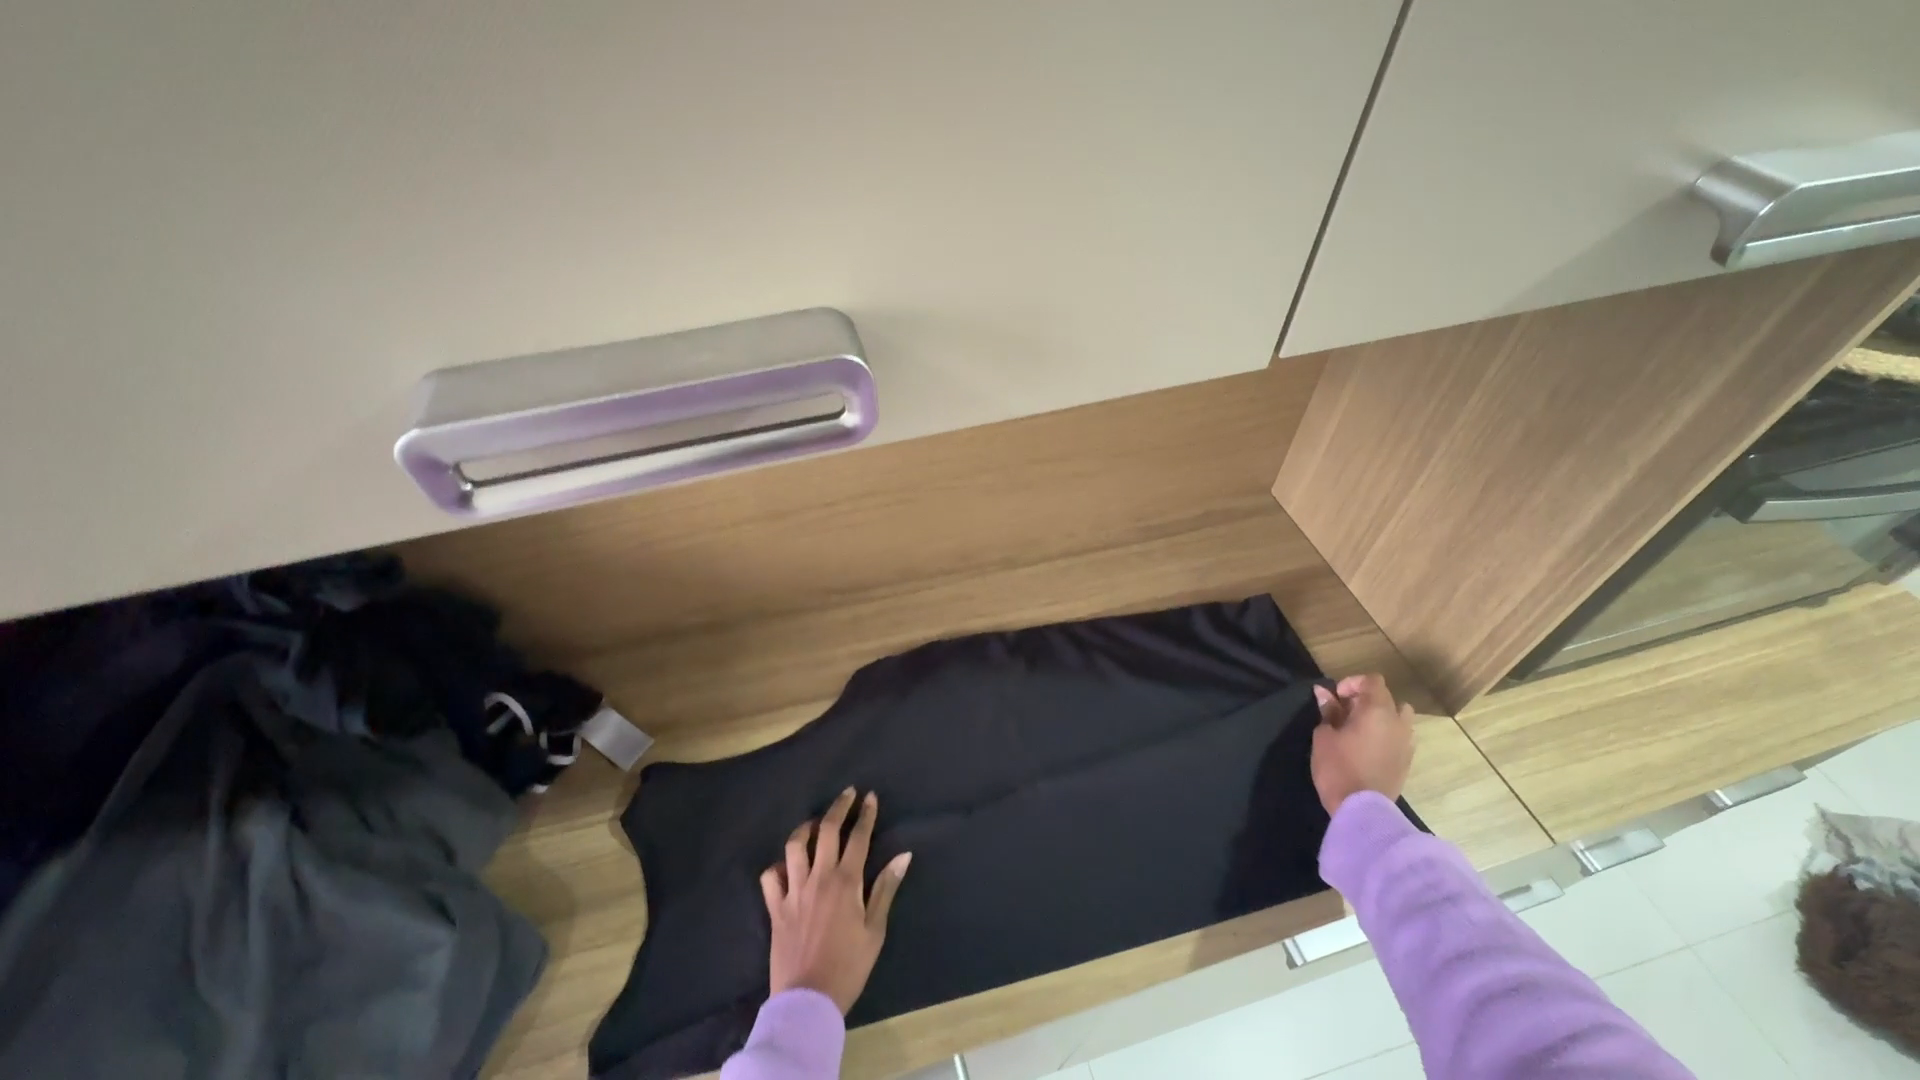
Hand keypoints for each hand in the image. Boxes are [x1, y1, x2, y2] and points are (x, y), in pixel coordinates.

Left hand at [761, 788, 912, 1013]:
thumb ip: (886, 889)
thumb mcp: (875, 930)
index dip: (865, 815)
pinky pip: (771, 876)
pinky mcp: (775, 908)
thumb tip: (903, 855)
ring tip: (815, 824)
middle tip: (847, 794)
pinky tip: (787, 865)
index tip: (870, 797)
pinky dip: (779, 865)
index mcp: (846, 882)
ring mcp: (793, 891)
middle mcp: (818, 878)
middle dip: (838, 808)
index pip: (858, 838)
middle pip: (826, 831)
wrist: (808, 1000)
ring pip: (794, 846)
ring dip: (805, 829)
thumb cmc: (849, 966)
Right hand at [1310, 674, 1415, 817]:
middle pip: (1387, 697)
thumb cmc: (1338, 768)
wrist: (1362, 809)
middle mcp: (1398, 721)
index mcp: (1377, 710)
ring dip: (1380, 716)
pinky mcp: (1408, 760)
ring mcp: (1407, 742)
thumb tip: (1323, 693)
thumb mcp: (1324, 736)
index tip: (1335, 698)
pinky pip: (1400, 736)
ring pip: (1398, 717)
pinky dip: (1386, 734)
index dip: (1352, 683)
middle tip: (1344, 714)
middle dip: (1365, 699)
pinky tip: (1368, 748)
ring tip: (1359, 730)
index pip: (1372, 680)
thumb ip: (1328, 711)